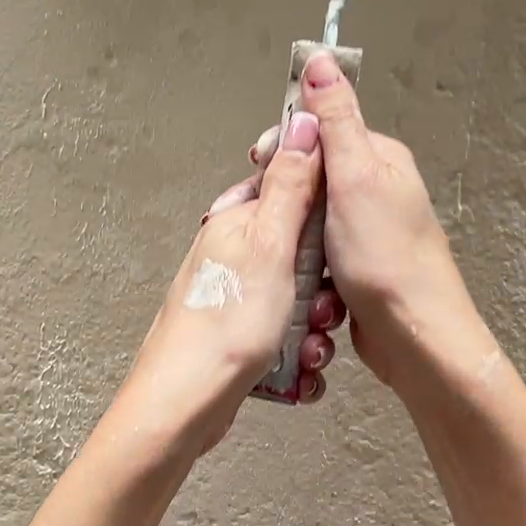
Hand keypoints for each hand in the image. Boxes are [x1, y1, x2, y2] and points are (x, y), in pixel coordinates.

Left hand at [116, 113, 346, 454]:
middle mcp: (232, 259)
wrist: (186, 401)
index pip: (288, 190)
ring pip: (298, 303)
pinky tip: (298, 373)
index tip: (340, 239)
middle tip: (320, 308)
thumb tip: (304, 123)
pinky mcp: (240, 341)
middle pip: (301, 255)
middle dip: (323, 288)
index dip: (322, 214)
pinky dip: (299, 358)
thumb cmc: (222, 326)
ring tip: (307, 349)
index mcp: (234, 223)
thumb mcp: (269, 245)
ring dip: (314, 330)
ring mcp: (236, 302)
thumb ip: (290, 187)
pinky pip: (286, 341)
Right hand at [250, 52, 476, 393]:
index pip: (319, 132)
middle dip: (279, 198)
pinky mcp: (354, 268)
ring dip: (286, 235)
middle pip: (309, 179)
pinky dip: (299, 262)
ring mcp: (364, 232)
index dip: (283, 146)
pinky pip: (314, 255)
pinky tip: (288, 276)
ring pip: (307, 220)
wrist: (413, 334)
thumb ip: (335, 120)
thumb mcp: (355, 177)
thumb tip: (320, 60)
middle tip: (251, 220)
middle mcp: (373, 191)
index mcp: (378, 159)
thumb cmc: (386, 258)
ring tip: (268, 253)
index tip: (255, 168)